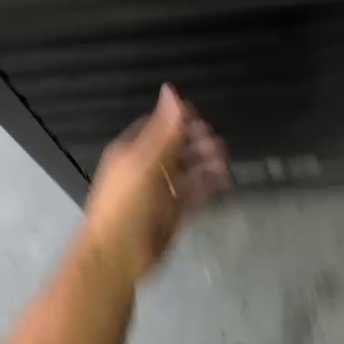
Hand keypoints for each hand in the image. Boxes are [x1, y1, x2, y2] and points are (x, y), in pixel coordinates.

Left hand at [73, 86, 229, 283]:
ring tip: (225, 161)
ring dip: (206, 162)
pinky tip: (224, 180)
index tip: (203, 119)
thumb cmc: (127, 203)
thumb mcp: (145, 161)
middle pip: (176, 146)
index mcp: (132, 150)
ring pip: (187, 169)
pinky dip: (207, 184)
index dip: (179, 120)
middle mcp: (145, 167)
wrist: (118, 255)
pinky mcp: (172, 212)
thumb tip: (172, 88)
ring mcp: (159, 191)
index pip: (158, 125)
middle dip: (198, 142)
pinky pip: (193, 192)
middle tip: (218, 143)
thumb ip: (164, 128)